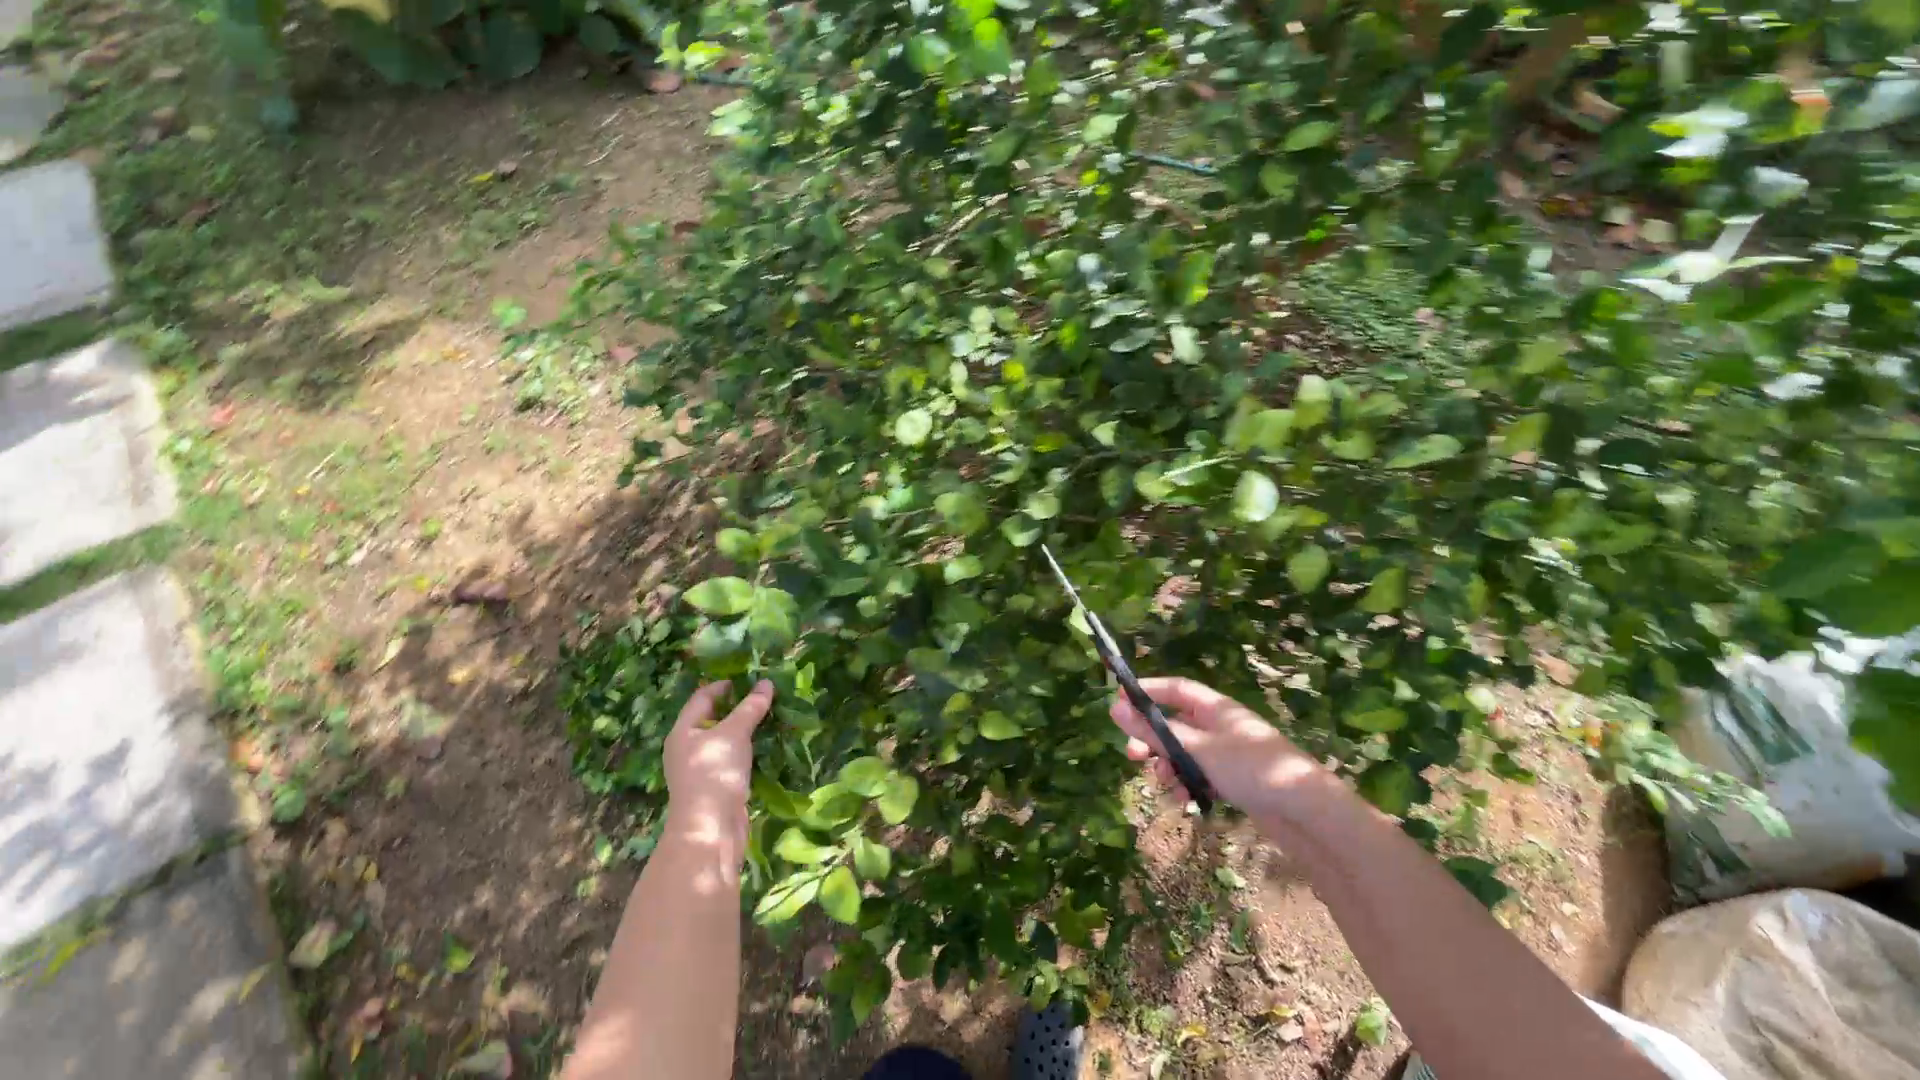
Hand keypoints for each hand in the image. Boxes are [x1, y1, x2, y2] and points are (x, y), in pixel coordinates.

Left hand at [664, 679, 774, 844]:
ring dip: (745, 731)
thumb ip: (750, 708)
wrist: (711, 828)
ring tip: (770, 718)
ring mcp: (701, 770)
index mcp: (683, 731)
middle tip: (764, 697)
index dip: (723, 686)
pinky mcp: (716, 787)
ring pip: (724, 742)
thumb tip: (766, 682)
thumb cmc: (715, 773)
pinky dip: (748, 751)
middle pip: (712, 720)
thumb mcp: (734, 733)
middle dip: (737, 708)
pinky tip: (766, 748)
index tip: (748, 679)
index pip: (701, 698)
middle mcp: (687, 749)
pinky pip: (732, 761)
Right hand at [1110, 677, 1319, 814]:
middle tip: (1132, 756)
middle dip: (1152, 740)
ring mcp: (1228, 754)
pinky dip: (1188, 785)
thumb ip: (1154, 732)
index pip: (1176, 689)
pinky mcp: (1233, 780)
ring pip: (1184, 754)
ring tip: (1166, 784)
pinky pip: (1199, 775)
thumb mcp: (1196, 749)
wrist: (1303, 811)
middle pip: (1175, 724)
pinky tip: (1186, 802)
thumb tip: (1114, 709)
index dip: (1148, 692)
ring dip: (1169, 767)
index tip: (1119, 703)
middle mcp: (1221, 726)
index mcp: (1215, 708)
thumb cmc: (1249, 768)